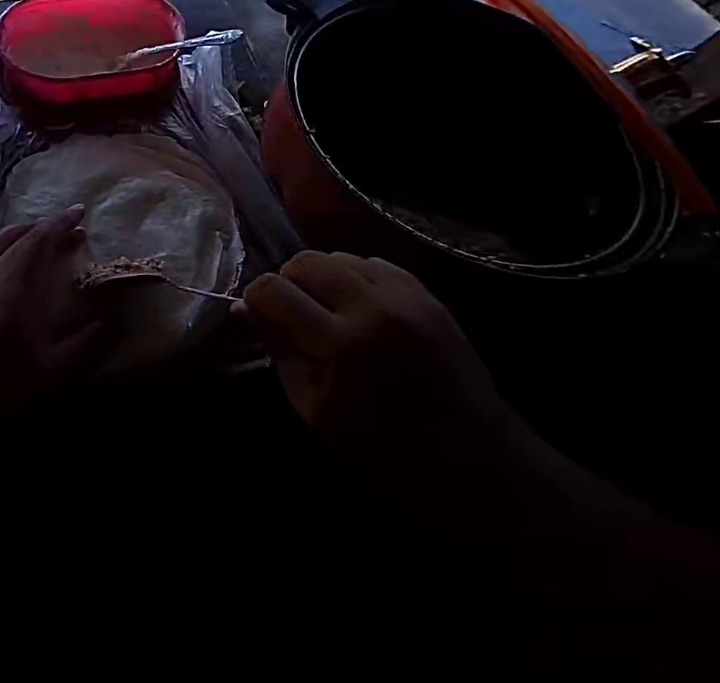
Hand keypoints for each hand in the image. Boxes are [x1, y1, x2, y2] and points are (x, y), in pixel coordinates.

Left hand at [0, 206, 111, 435]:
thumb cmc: (8, 384)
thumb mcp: (57, 366)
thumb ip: (90, 341)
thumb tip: (116, 319)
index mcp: (11, 285)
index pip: (36, 241)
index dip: (59, 224)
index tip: (80, 214)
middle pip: (15, 238)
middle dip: (43, 228)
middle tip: (68, 229)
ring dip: (20, 236)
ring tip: (41, 238)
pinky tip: (6, 261)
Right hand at [235, 251, 528, 518]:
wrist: (476, 463)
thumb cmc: (383, 449)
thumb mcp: (314, 407)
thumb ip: (278, 349)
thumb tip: (244, 308)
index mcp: (343, 344)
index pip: (274, 290)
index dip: (255, 297)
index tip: (257, 313)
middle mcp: (376, 308)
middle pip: (307, 260)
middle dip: (288, 281)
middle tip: (292, 312)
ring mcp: (408, 298)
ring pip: (341, 257)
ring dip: (323, 277)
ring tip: (326, 310)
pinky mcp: (429, 297)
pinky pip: (375, 265)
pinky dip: (356, 278)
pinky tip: (357, 307)